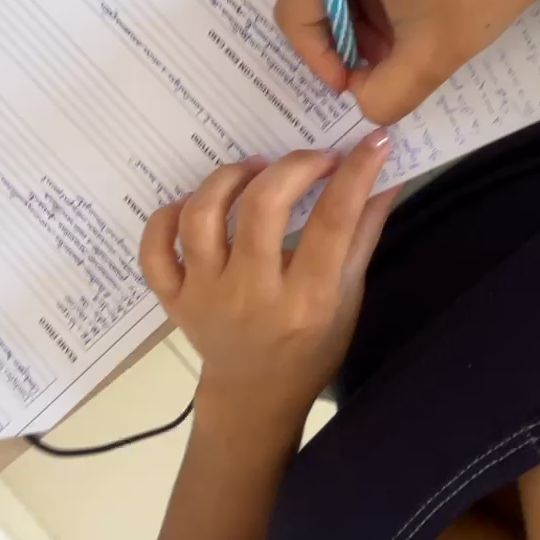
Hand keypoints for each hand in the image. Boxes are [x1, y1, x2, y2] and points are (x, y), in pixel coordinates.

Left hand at [138, 132, 396, 434]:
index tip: (371, 140)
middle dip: (293, 166)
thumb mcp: (350, 297)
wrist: (253, 399)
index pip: (332, 223)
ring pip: (202, 217)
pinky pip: (155, 248)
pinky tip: (197, 202)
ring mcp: (204, 296)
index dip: (355, 173)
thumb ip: (363, 234)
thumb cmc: (311, 348)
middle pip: (262, 209)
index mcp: (307, 302)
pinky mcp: (172, 298)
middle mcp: (252, 296)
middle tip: (312, 158)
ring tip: (255, 168)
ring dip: (229, 179)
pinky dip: (168, 216)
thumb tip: (385, 176)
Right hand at [276, 0, 539, 123]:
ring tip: (394, 41)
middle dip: (331, 36)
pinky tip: (401, 8)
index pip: (293, 9)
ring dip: (346, 15)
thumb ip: (384, 96)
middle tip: (372, 63)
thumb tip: (360, 99)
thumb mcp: (434, 53)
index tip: (351, 85)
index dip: (315, 58)